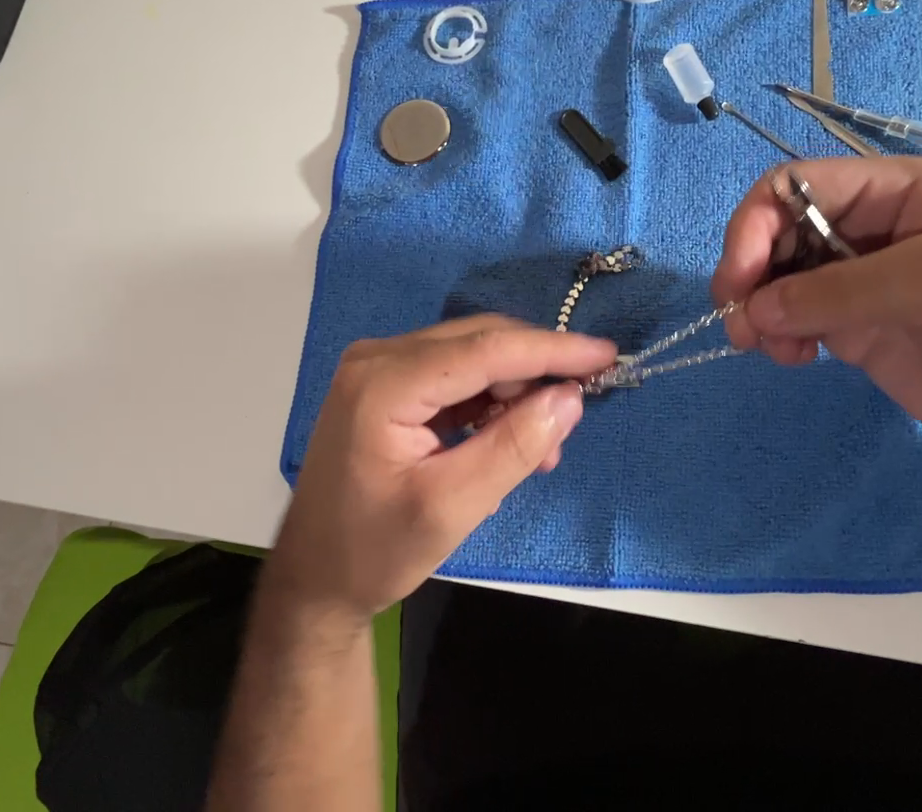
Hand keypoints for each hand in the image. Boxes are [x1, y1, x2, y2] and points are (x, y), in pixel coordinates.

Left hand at [268, 315, 617, 621]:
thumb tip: (570, 397)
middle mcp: (379, 358)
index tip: (607, 355)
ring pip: (471, 357)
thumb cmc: (374, 550)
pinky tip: (511, 436)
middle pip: (478, 343)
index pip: (485, 349)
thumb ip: (512, 448)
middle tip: (583, 404)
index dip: (551, 349)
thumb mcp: (451, 507)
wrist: (314, 578)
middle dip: (536, 369)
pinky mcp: (387, 387)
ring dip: (515, 391)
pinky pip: (454, 377)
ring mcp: (380, 369)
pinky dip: (490, 401)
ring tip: (546, 444)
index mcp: (384, 383)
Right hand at [712, 157, 921, 460]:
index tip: (740, 279)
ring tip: (767, 348)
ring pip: (776, 279)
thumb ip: (846, 288)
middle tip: (742, 323)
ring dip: (757, 309)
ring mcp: (858, 282)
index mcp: (893, 193)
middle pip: (775, 232)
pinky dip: (775, 336)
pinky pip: (792, 321)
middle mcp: (866, 229)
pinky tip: (791, 358)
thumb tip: (758, 309)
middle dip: (749, 272)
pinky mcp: (854, 329)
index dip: (755, 224)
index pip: (795, 186)